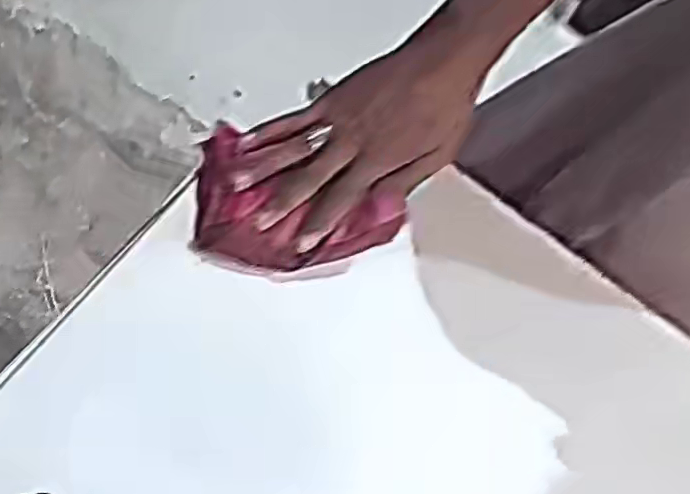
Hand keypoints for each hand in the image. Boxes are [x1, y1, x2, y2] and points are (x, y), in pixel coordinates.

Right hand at [234, 33, 486, 252]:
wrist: (453, 52)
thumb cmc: (446, 101)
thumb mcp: (439, 152)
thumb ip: (403, 185)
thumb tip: (378, 214)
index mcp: (377, 159)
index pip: (341, 199)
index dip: (320, 224)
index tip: (300, 245)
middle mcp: (352, 142)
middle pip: (310, 177)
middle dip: (283, 202)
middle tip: (259, 222)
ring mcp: (337, 121)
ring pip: (294, 148)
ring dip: (262, 167)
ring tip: (236, 183)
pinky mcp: (330, 102)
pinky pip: (293, 119)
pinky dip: (266, 132)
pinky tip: (243, 145)